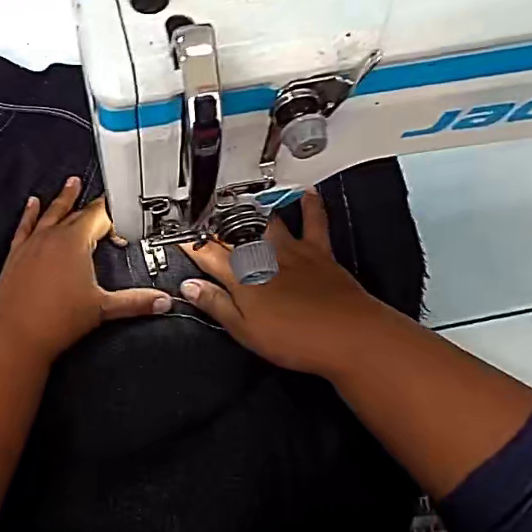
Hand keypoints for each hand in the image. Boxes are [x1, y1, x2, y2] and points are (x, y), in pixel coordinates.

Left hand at [0, 176, 171, 360]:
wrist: (16, 336)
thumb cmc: (55, 321)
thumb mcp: (103, 308)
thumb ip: (136, 302)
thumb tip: (162, 301)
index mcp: (75, 242)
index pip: (99, 217)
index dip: (115, 219)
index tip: (123, 224)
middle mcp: (52, 237)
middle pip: (77, 213)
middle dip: (93, 206)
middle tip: (103, 197)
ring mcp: (31, 244)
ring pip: (51, 213)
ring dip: (63, 199)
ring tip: (70, 184)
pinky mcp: (15, 255)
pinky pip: (24, 226)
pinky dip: (29, 213)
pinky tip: (31, 204)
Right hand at [181, 189, 405, 378]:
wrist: (348, 335)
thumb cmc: (298, 339)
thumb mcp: (245, 330)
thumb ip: (216, 305)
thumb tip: (190, 288)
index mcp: (242, 277)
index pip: (208, 256)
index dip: (193, 247)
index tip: (183, 242)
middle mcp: (265, 257)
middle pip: (235, 236)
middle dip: (217, 230)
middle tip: (207, 225)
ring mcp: (292, 251)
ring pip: (267, 223)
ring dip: (252, 213)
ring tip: (240, 205)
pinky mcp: (318, 251)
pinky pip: (313, 221)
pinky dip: (310, 205)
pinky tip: (306, 193)